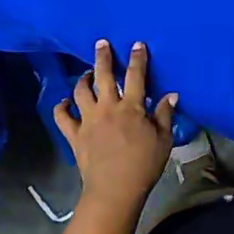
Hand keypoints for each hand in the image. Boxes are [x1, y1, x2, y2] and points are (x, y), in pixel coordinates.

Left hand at [53, 40, 178, 214]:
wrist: (115, 189)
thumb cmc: (144, 165)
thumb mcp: (164, 140)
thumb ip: (165, 115)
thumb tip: (171, 95)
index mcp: (131, 107)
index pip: (136, 76)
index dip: (137, 58)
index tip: (137, 44)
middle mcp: (107, 107)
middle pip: (103, 75)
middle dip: (103, 57)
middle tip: (101, 44)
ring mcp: (88, 120)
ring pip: (81, 91)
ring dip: (82, 79)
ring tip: (86, 74)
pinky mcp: (75, 135)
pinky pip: (62, 117)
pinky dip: (61, 107)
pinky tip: (64, 102)